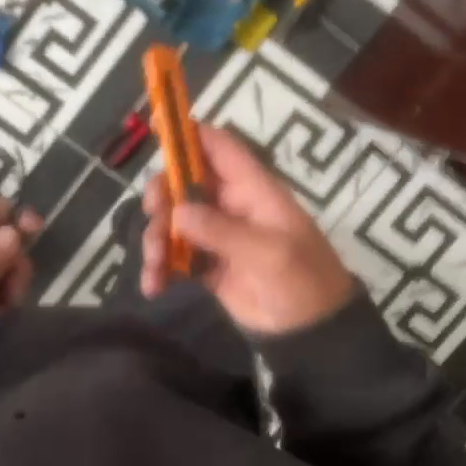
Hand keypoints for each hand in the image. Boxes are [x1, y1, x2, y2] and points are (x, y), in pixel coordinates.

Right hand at [141, 124, 355, 335]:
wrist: (311, 333)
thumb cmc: (303, 280)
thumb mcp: (269, 253)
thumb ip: (222, 231)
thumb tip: (177, 211)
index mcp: (251, 189)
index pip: (218, 147)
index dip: (189, 134)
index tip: (158, 132)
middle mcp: (229, 205)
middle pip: (182, 181)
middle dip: (161, 196)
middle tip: (153, 216)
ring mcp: (215, 234)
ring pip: (171, 219)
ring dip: (155, 237)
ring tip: (154, 266)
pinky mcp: (205, 263)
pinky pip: (171, 254)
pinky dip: (158, 267)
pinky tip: (153, 285)